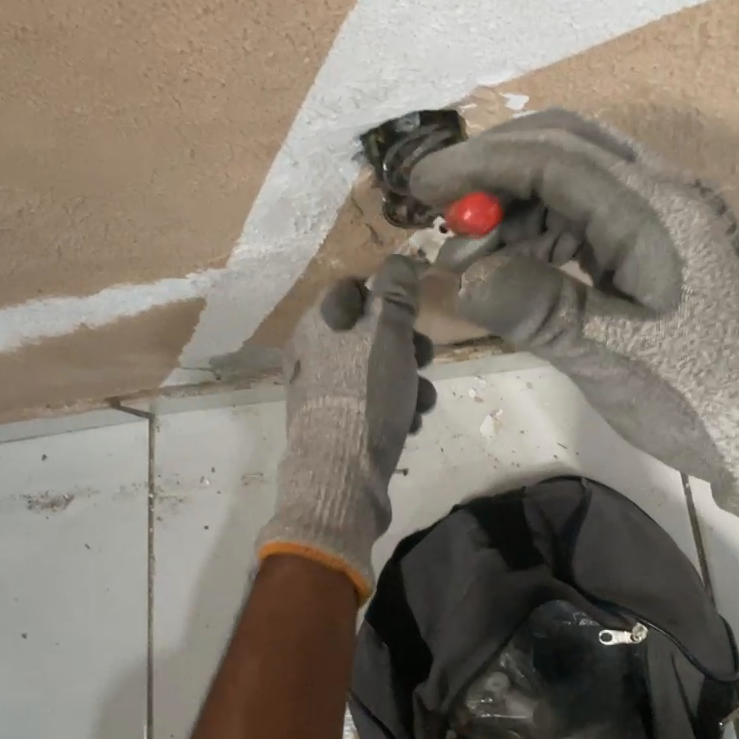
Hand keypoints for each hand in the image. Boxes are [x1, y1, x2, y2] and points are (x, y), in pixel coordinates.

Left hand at [256, 255, 436, 599]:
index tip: (414, 311)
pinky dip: (395, 408)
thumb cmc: (363, 394)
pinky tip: (410, 423)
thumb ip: (394, 294)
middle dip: (407, 344)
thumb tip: (398, 262)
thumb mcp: (386, 334)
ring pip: (378, 369)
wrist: (340, 476)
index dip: (388, 295)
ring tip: (421, 401)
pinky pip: (373, 402)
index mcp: (316, 324)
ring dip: (409, 380)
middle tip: (425, 358)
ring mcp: (323, 391)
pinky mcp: (337, 424)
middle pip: (371, 331)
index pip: (353, 289)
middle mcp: (313, 353)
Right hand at [410, 109, 738, 582]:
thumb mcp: (605, 355)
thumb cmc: (693, 397)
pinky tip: (509, 265)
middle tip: (442, 207)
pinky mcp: (664, 241)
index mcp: (660, 211)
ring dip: (515, 206)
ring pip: (575, 179)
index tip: (423, 184)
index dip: (482, 164)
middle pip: (567, 146)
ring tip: (467, 258)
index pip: (557, 158)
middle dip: (496, 169)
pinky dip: (542, 231)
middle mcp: (668, 192)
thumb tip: (459, 278)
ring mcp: (669, 214)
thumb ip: (532, 307)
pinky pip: (591, 214)